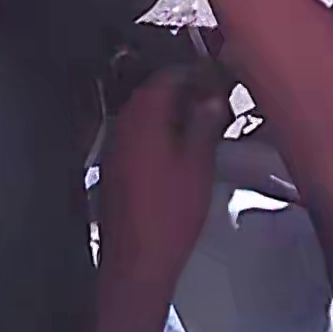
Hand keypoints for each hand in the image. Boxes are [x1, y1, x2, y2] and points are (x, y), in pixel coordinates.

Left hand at [97, 63, 231, 286]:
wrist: (137, 260)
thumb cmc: (170, 213)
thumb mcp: (198, 164)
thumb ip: (205, 123)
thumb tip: (212, 98)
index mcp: (144, 116)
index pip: (168, 75)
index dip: (195, 71)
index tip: (217, 76)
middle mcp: (124, 122)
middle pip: (155, 89)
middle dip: (185, 87)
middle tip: (214, 94)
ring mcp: (116, 142)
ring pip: (146, 110)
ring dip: (172, 107)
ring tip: (203, 116)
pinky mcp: (115, 162)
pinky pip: (139, 130)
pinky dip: (160, 126)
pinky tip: (181, 141)